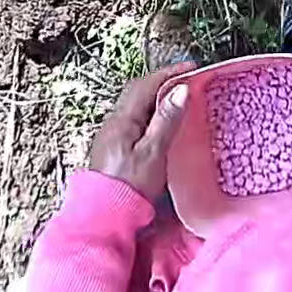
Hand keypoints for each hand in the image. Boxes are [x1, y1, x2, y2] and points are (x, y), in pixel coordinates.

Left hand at [89, 63, 194, 198]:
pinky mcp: (113, 149)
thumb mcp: (153, 153)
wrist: (102, 222)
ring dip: (156, 96)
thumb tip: (181, 89)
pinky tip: (161, 122)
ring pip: (135, 105)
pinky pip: (134, 119)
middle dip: (162, 81)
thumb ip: (166, 120)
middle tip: (186, 80)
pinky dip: (150, 112)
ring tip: (177, 98)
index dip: (169, 73)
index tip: (190, 68)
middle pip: (138, 91)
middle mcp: (113, 123)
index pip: (146, 85)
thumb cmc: (129, 188)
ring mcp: (111, 136)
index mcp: (122, 120)